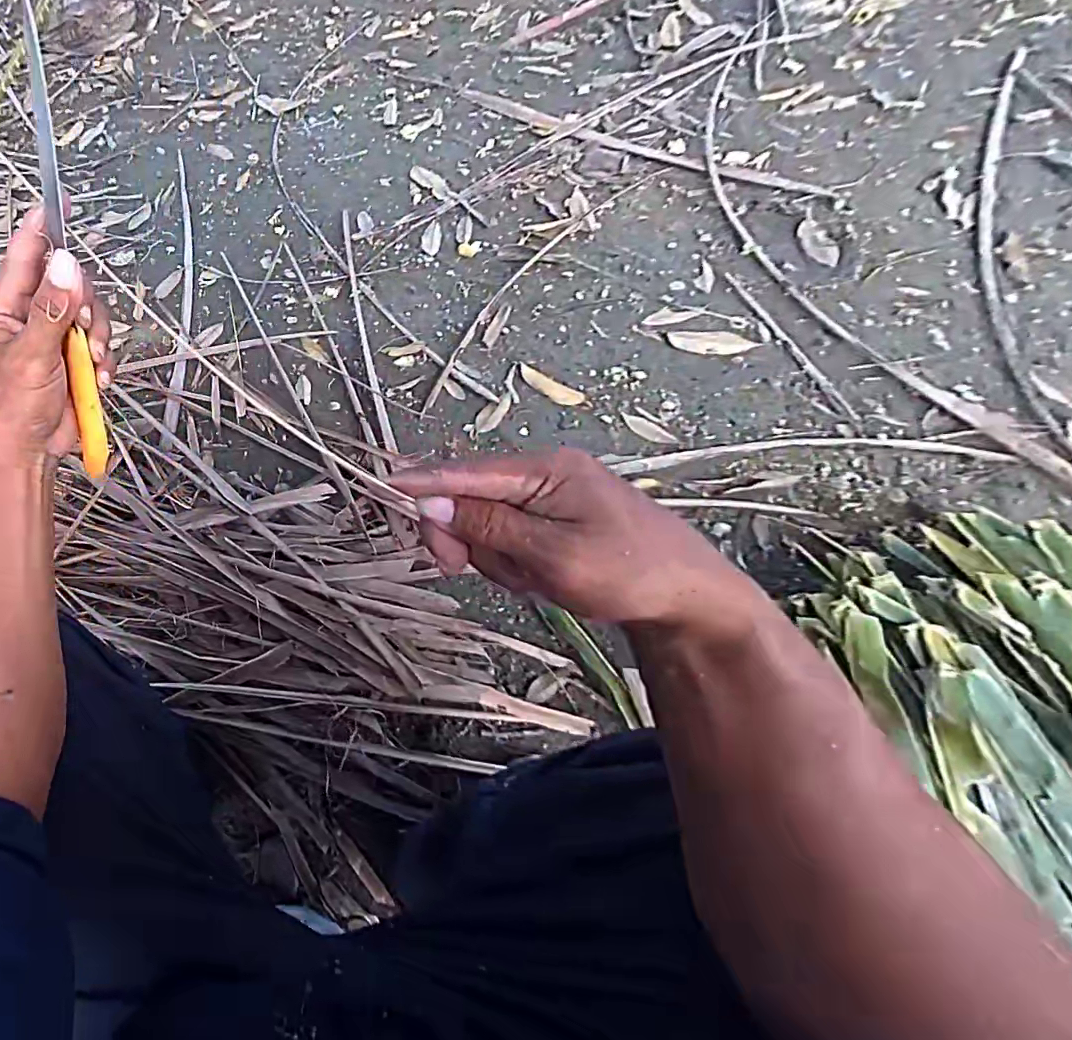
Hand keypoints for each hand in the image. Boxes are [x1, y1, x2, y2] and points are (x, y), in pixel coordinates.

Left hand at [0, 206, 111, 465]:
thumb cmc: (12, 407)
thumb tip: (65, 264)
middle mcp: (32, 316)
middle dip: (85, 303)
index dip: (44, 227)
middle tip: (83, 327)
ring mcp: (56, 337)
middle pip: (71, 281)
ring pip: (91, 312)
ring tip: (91, 361)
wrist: (30, 451)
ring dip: (99, 336)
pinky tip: (94, 378)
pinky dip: (104, 360)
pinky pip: (101, 343)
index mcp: (7, 309)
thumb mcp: (30, 354)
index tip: (59, 202)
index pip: (27, 254)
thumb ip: (50, 309)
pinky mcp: (76, 359)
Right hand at [389, 448, 765, 632]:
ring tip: (530, 577)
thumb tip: (430, 502)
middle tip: (457, 567)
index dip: (421, 482)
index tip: (380, 485)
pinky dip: (506, 561)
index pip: (466, 473)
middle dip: (460, 534)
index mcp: (546, 470)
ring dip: (490, 556)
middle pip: (466, 499)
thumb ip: (488, 525)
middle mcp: (540, 475)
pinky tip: (535, 575)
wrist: (691, 601)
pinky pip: (501, 537)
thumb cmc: (630, 572)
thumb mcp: (553, 554)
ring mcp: (543, 498)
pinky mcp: (545, 520)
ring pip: (480, 524)